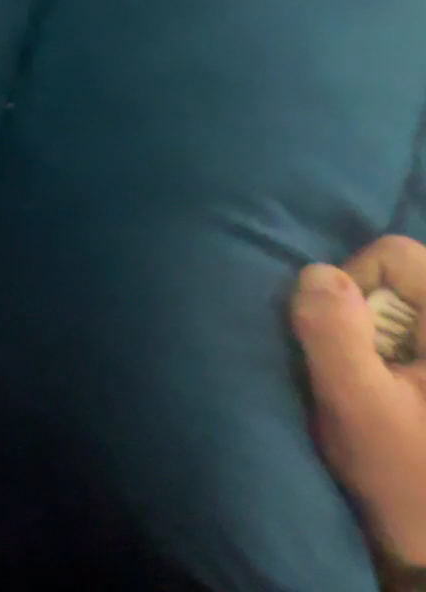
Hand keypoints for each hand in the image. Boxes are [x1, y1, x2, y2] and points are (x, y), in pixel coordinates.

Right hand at [292, 236, 425, 565]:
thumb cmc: (404, 473)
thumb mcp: (355, 403)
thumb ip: (332, 331)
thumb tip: (315, 273)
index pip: (399, 257)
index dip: (357, 286)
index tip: (352, 340)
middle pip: (410, 278)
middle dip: (373, 315)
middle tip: (372, 370)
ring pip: (413, 307)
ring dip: (385, 337)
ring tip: (388, 386)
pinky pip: (416, 334)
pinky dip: (401, 354)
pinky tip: (405, 395)